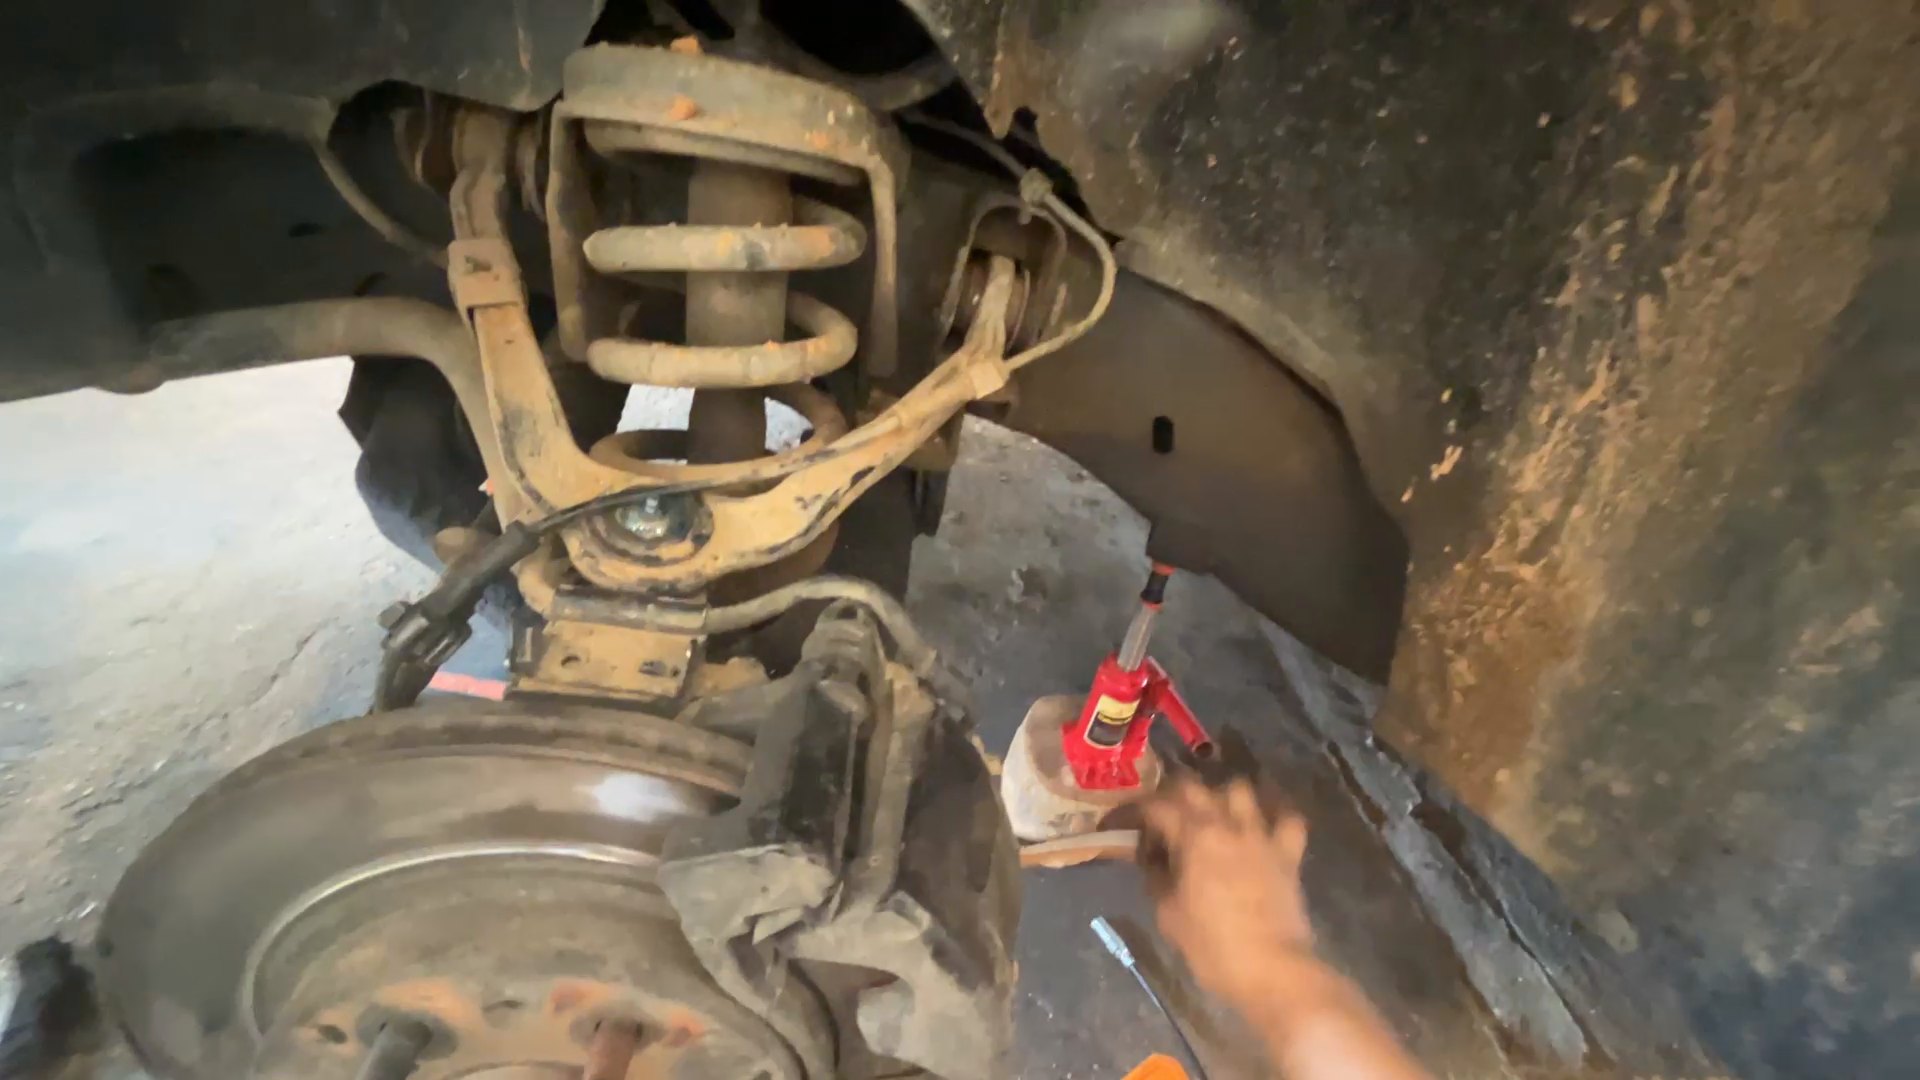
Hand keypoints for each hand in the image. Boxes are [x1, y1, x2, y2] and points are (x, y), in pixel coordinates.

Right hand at [1141, 779, 1311, 1007]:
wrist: (1273, 972)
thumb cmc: (1212, 946)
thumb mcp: (1168, 913)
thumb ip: (1155, 876)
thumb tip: (1151, 858)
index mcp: (1192, 835)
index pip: (1154, 806)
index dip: (1133, 811)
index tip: (1121, 824)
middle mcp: (1225, 824)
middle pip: (1194, 786)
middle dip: (1173, 795)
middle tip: (1164, 816)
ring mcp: (1260, 836)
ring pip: (1240, 790)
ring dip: (1222, 796)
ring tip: (1213, 814)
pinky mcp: (1288, 854)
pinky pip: (1289, 819)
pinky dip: (1276, 815)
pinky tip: (1263, 823)